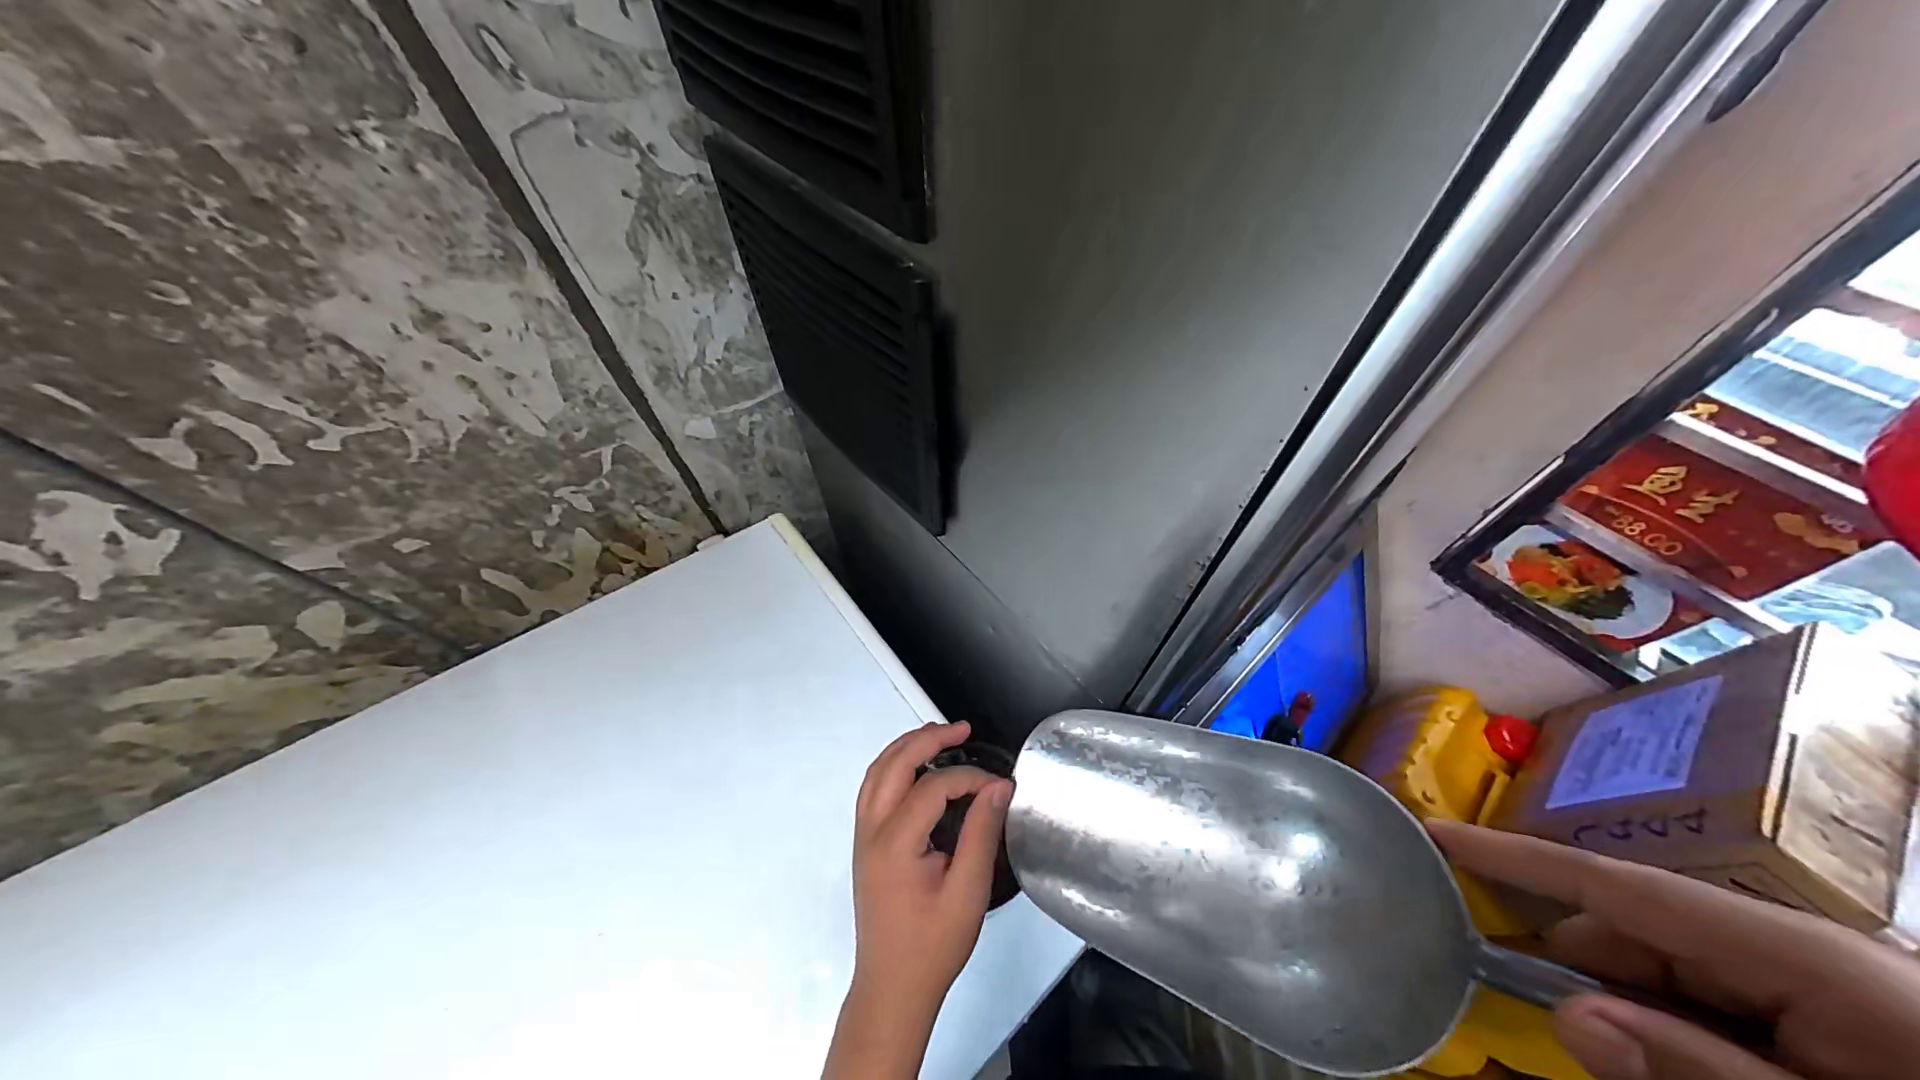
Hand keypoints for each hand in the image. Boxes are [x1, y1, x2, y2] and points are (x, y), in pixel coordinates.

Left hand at [824, 721, 1013, 1079]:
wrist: (892, 987)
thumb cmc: (931, 947)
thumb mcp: (967, 893)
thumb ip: (981, 834)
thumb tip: (998, 788)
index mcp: (894, 842)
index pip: (933, 786)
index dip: (969, 778)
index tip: (999, 786)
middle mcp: (871, 830)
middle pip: (895, 763)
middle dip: (929, 738)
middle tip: (962, 728)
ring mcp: (862, 835)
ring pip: (878, 771)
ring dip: (907, 746)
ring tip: (939, 734)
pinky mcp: (864, 843)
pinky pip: (873, 787)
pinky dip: (894, 765)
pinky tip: (914, 765)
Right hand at [1429, 819, 1919, 1079]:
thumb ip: (1699, 1072)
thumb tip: (1568, 1015)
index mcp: (1805, 957)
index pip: (1619, 886)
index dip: (1517, 857)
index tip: (1436, 833)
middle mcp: (1796, 950)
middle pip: (1638, 937)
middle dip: (1583, 975)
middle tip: (1557, 1037)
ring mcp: (1813, 984)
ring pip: (1668, 975)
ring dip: (1636, 1017)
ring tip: (1636, 1062)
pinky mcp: (1826, 1015)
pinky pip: (1712, 1007)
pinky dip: (1679, 1035)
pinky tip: (1678, 1062)